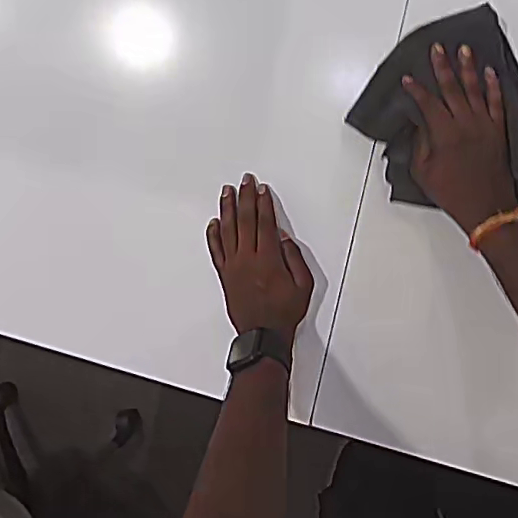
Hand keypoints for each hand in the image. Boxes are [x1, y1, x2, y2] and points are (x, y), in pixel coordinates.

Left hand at [207, 174, 314, 336]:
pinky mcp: (224, 274)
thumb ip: (294, 258)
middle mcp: (248, 259)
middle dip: (245, 197)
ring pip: (228, 230)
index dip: (263, 204)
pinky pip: (216, 249)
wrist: (262, 335)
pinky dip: (213, 234)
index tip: (262, 190)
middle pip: (245, 220)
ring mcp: (233, 266)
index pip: (264, 223)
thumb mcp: (303, 285)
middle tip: (244, 181)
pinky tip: (214, 222)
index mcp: (268, 260)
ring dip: (228, 208)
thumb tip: (283, 238)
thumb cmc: (282, 313)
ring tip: (227, 193)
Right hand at [402, 43, 517, 234]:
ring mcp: (484, 125)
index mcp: (444, 133)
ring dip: (468, 68)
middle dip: (442, 67)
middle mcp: (465, 124)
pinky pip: (496, 102)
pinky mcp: (498, 130)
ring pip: (475, 89)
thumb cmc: (452, 192)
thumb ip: (420, 144)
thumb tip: (420, 126)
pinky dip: (493, 86)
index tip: (409, 78)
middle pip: (451, 88)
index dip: (417, 89)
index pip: (427, 103)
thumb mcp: (424, 171)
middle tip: (438, 49)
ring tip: (464, 50)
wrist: (486, 207)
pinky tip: (489, 72)